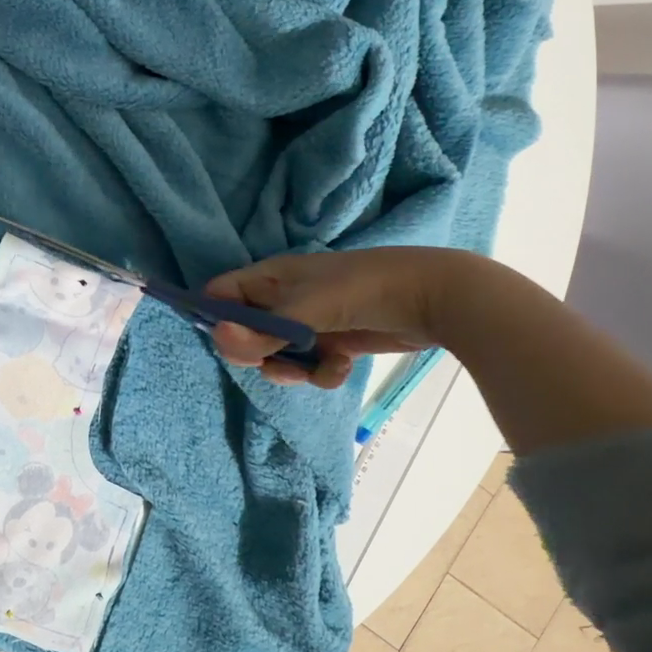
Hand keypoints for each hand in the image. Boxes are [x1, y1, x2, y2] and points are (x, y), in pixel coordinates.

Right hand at [202, 247, 476, 389]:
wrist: (438, 297)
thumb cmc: (362, 290)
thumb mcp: (306, 311)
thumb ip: (262, 332)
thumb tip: (219, 342)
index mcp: (269, 278)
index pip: (220, 295)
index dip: (214, 318)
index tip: (226, 342)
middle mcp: (283, 298)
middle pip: (245, 331)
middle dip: (256, 354)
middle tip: (273, 363)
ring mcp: (309, 321)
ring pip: (277, 354)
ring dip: (289, 369)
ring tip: (310, 373)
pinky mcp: (335, 341)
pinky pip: (310, 364)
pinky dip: (320, 372)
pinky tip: (340, 369)